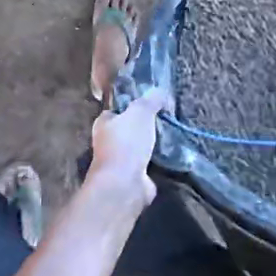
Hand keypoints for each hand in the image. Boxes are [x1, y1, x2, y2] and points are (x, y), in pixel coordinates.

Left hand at [85, 90, 168, 207]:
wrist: (125, 184)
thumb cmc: (127, 143)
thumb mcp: (141, 111)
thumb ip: (151, 100)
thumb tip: (161, 92)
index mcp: (103, 123)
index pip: (117, 110)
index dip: (132, 106)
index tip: (150, 105)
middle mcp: (107, 142)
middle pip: (128, 129)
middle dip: (143, 126)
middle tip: (164, 120)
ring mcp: (119, 162)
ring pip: (138, 147)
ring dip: (151, 145)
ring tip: (171, 136)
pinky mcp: (132, 178)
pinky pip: (147, 164)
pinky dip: (157, 161)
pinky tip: (170, 155)